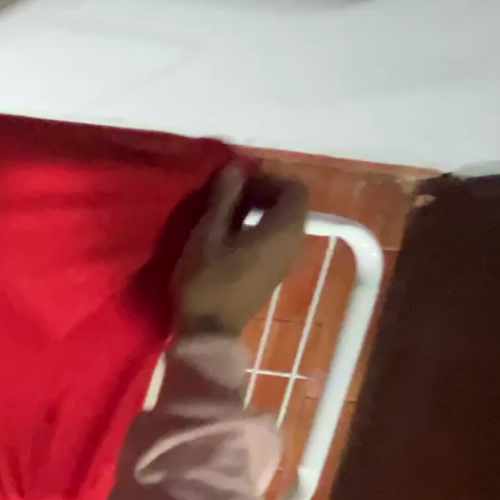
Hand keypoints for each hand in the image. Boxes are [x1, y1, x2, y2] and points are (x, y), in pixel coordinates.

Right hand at [173, 166, 309, 336]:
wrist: (208, 331)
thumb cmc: (205, 281)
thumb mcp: (206, 236)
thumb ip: (223, 201)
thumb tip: (234, 168)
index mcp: (283, 229)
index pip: (294, 188)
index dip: (267, 179)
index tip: (236, 185)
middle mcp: (294, 241)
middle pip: (291, 206)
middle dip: (263, 195)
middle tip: (227, 198)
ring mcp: (286, 260)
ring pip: (283, 224)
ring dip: (259, 215)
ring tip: (224, 219)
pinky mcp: (273, 274)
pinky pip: (275, 241)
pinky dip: (258, 232)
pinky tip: (229, 242)